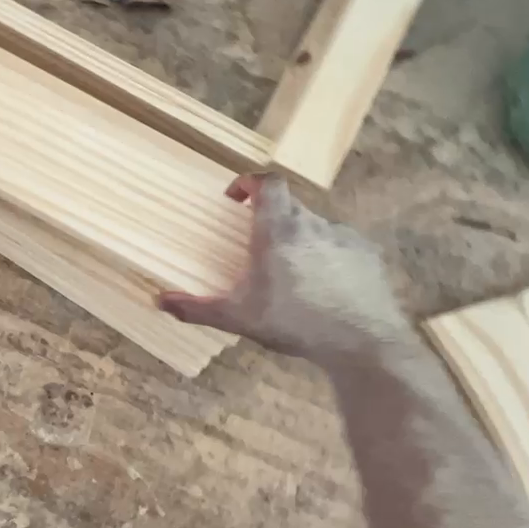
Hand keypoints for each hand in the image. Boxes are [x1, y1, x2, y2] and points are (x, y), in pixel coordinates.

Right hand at [157, 174, 414, 360]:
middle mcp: (313, 225)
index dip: (248, 182)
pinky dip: (325, 253)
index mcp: (278, 231)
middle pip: (288, 204)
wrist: (365, 345)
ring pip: (314, 225)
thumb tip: (159, 301)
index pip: (267, 184)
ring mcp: (345, 238)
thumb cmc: (295, 323)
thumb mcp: (237, 318)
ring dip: (297, 236)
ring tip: (289, 269)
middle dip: (268, 216)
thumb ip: (196, 308)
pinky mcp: (369, 255)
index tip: (234, 198)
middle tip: (254, 243)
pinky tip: (321, 283)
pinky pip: (339, 243)